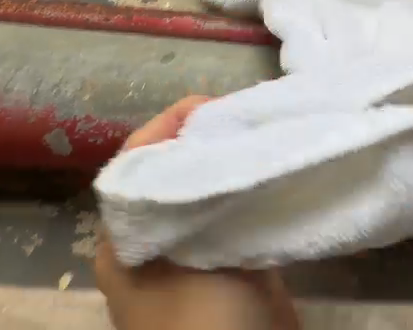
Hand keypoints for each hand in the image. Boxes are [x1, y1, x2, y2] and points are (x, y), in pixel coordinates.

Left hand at [92, 97, 298, 329]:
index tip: (216, 103)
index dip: (170, 125)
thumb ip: (196, 194)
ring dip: (240, 161)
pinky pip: (241, 212)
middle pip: (177, 171)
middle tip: (256, 114)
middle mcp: (154, 242)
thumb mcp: (188, 252)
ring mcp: (196, 255)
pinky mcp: (235, 264)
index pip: (136, 162)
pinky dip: (260, 188)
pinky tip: (286, 174)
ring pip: (212, 189)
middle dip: (213, 137)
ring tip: (276, 134)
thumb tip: (218, 135)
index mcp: (125, 240)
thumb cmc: (200, 317)